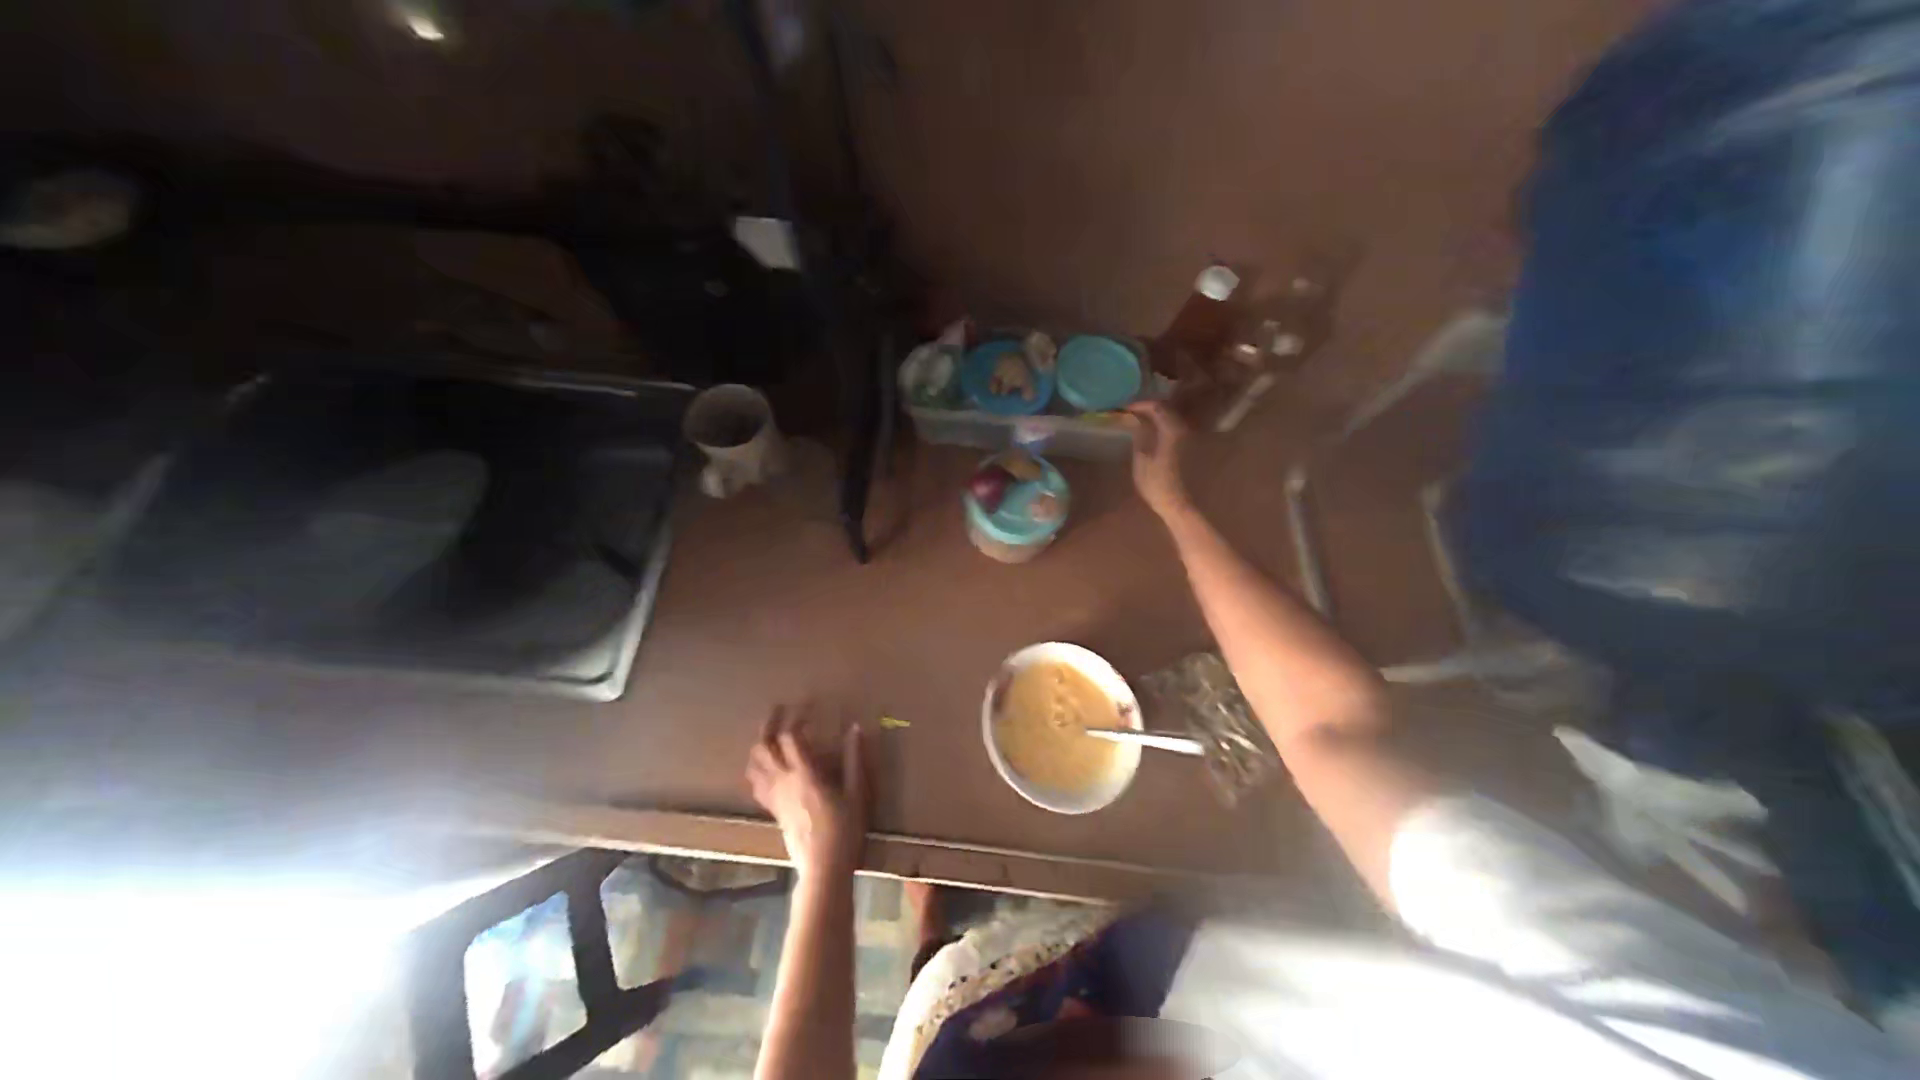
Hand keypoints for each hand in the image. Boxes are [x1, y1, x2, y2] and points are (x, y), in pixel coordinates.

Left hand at [746, 705, 868, 877]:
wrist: (823, 868)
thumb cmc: (845, 830)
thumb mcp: (857, 793)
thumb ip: (854, 759)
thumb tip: (855, 728)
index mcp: (804, 774)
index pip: (790, 736)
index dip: (796, 717)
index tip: (808, 707)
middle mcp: (784, 781)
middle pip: (763, 745)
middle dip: (769, 724)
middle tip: (779, 710)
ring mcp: (775, 797)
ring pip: (754, 764)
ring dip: (760, 743)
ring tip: (770, 733)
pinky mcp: (773, 810)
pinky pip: (756, 784)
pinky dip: (757, 767)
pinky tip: (766, 765)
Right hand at [1124, 401, 1191, 520]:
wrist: (1177, 503)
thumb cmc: (1156, 483)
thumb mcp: (1141, 459)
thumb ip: (1140, 435)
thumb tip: (1135, 421)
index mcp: (1172, 430)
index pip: (1156, 407)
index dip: (1140, 405)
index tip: (1124, 408)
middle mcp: (1184, 429)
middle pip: (1167, 410)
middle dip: (1148, 408)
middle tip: (1130, 412)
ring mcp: (1189, 438)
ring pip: (1172, 418)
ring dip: (1156, 416)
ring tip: (1139, 420)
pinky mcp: (1189, 447)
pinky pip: (1175, 428)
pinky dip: (1163, 425)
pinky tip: (1152, 432)